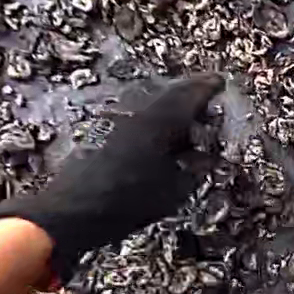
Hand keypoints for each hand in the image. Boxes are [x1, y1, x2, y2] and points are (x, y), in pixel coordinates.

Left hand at [0, 74, 222, 280]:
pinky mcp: (101, 125)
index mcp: (160, 120)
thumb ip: (194, 169)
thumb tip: (207, 158)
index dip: (209, 88)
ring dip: (169, 103)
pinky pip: (135, 110)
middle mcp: (138, 109)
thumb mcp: (173, 192)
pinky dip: (152, 115)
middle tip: (205, 99)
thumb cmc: (127, 203)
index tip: (221, 83)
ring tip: (183, 118)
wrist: (72, 210)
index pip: (191, 94)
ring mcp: (116, 114)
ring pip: (150, 98)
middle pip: (169, 91)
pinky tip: (156, 132)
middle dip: (189, 93)